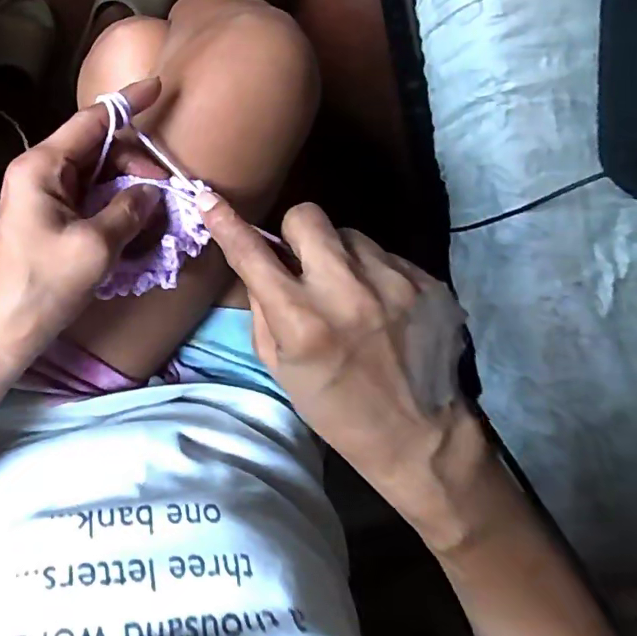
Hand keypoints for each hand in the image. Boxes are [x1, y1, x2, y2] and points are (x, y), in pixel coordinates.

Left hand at [0, 78, 165, 361]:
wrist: (6, 330)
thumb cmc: (44, 285)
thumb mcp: (96, 246)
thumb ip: (128, 209)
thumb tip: (152, 192)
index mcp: (40, 167)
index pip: (89, 121)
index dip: (126, 104)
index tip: (158, 86)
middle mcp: (37, 172)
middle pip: (95, 148)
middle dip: (134, 162)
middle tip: (166, 190)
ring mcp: (41, 195)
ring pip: (94, 174)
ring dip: (126, 186)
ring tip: (156, 209)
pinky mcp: (47, 217)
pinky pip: (86, 197)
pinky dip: (112, 203)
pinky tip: (135, 220)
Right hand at [202, 199, 467, 507]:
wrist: (421, 436)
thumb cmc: (334, 406)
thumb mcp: (278, 364)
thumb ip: (262, 305)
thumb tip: (256, 258)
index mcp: (302, 320)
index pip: (252, 254)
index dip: (226, 223)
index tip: (208, 199)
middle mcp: (347, 292)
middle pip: (307, 216)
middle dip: (296, 234)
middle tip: (301, 264)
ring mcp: (393, 283)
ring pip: (348, 233)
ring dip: (338, 255)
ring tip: (349, 293)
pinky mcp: (427, 282)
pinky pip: (383, 253)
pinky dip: (371, 272)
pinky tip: (379, 305)